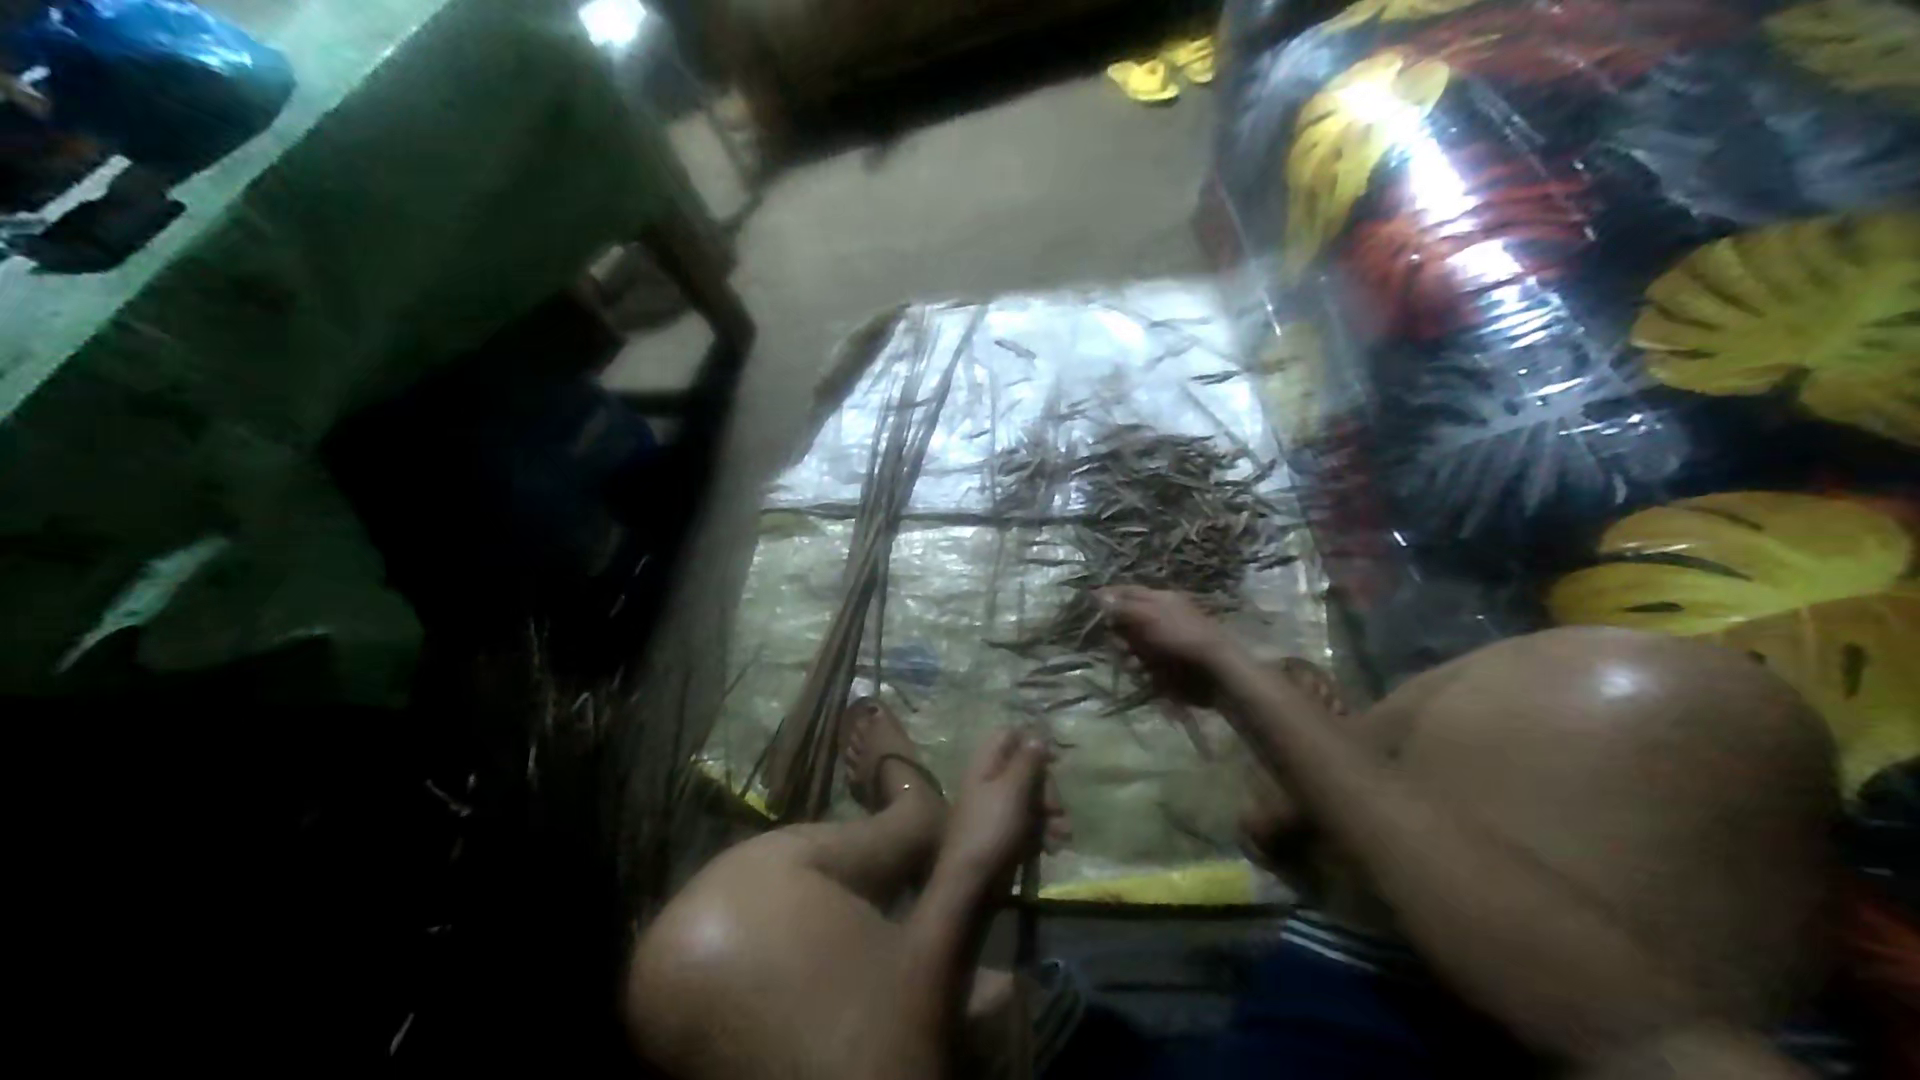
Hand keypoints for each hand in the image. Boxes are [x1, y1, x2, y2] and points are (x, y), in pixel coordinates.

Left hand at [940, 728, 1069, 886]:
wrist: (971, 882)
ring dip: (1051, 814)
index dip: (1032, 744)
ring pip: (1031, 798)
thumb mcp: (1013, 789)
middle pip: (1026, 769)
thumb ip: (1027, 761)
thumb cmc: (991, 828)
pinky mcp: (1004, 832)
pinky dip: (1043, 832)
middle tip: (1056, 809)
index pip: (1009, 736)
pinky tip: (1054, 847)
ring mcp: (997, 807)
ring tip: (1062, 835)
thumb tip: (1037, 737)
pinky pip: (1029, 822)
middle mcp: (990, 781)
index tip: (1055, 761)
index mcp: (986, 764)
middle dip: (1047, 789)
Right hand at [1097, 587, 1237, 707]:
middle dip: (1116, 631)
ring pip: (1129, 643)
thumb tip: (1098, 595)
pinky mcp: (1163, 663)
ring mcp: (1161, 640)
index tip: (1089, 607)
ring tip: (1132, 661)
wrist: (1214, 671)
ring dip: (1125, 652)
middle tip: (1120, 642)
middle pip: (1124, 619)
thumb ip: (1122, 607)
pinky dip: (1137, 667)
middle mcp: (1158, 616)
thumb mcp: (1149, 616)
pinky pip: (1140, 662)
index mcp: (1159, 599)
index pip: (1126, 591)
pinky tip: (1141, 671)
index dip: (1107, 597)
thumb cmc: (1182, 637)